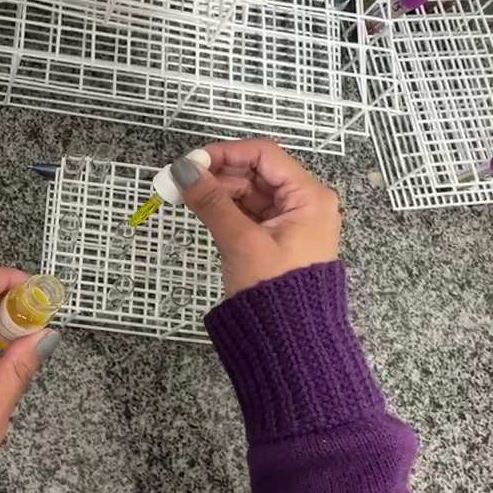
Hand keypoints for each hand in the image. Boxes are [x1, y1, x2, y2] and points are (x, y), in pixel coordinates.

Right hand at [170, 139, 342, 294]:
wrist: (289, 340)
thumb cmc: (274, 290)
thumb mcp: (241, 241)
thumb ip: (211, 201)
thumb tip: (184, 170)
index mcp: (309, 196)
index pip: (265, 155)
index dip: (227, 152)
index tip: (192, 161)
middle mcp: (305, 203)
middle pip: (257, 172)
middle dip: (220, 173)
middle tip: (183, 180)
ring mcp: (292, 221)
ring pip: (251, 192)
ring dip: (220, 191)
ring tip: (189, 197)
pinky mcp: (278, 237)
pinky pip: (250, 212)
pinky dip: (227, 208)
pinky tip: (205, 210)